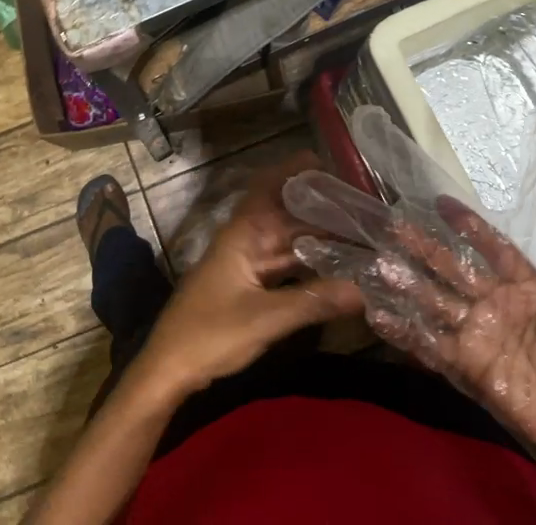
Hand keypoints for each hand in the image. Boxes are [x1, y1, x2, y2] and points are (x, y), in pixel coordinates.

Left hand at [131, 152, 362, 397]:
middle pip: (286, 216)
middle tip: (366, 211)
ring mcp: (245, 265)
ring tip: (361, 236)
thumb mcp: (265, 319)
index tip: (332, 165)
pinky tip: (337, 270)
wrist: (169, 369)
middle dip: (322, 211)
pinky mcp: (247, 288)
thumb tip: (365, 289)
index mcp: (242, 235)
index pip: (269, 187)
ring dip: (319, 239)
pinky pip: (284, 266)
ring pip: (288, 243)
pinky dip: (309, 265)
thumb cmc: (209, 334)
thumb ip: (314, 302)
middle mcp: (244, 242)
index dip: (295, 171)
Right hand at [291, 176, 535, 467]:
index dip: (469, 226)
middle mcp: (494, 303)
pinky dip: (405, 332)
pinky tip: (380, 317)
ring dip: (409, 285)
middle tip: (394, 227)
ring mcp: (477, 333)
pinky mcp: (468, 365)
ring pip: (435, 301)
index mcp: (526, 287)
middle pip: (453, 269)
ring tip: (380, 267)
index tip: (441, 203)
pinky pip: (431, 344)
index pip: (493, 249)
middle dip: (424, 248)